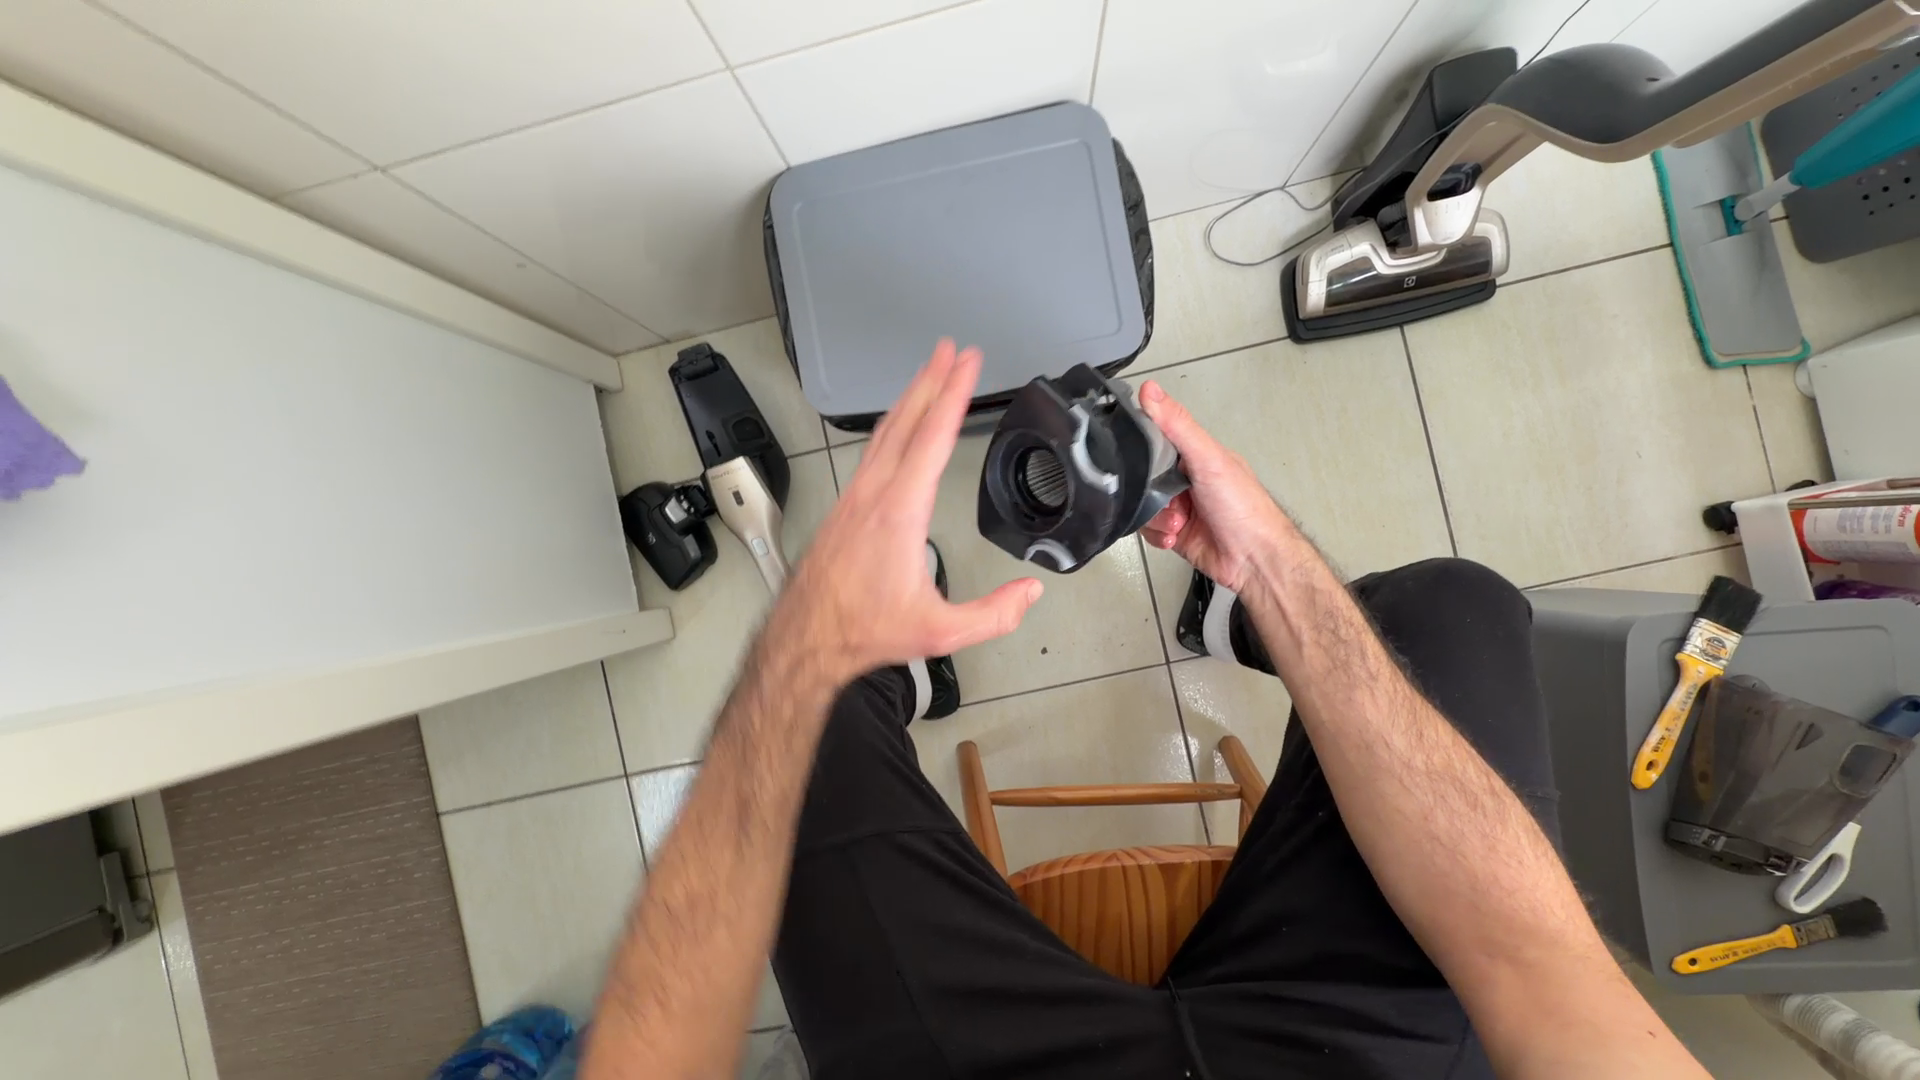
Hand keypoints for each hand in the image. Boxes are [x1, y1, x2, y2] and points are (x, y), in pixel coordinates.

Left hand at [783, 340, 1043, 680]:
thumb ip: (994, 614)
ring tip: (928, 372)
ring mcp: (856, 497)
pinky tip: (895, 425)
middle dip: (931, 380)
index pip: (932, 437)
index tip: (967, 363)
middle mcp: (875, 494)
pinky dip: (890, 425)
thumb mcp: (941, 632)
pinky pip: (871, 451)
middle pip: (907, 421)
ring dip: (909, 397)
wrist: (808, 635)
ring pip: (885, 432)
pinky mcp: (846, 506)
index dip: (953, 394)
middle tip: (951, 349)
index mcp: (900, 512)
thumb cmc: (864, 628)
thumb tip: (1030, 591)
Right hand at [1137, 380, 1291, 594]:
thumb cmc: (1240, 504)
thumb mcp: (1208, 458)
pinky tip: (1173, 538)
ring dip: (1156, 518)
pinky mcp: (1172, 534)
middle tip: (1159, 499)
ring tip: (1177, 525)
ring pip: (1142, 505)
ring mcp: (1178, 507)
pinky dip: (1158, 535)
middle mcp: (1184, 479)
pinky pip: (1148, 530)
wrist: (1254, 559)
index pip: (1154, 440)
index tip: (1122, 452)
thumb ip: (1177, 426)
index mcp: (1194, 455)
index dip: (1137, 445)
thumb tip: (1149, 388)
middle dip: (1146, 492)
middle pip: (1143, 477)